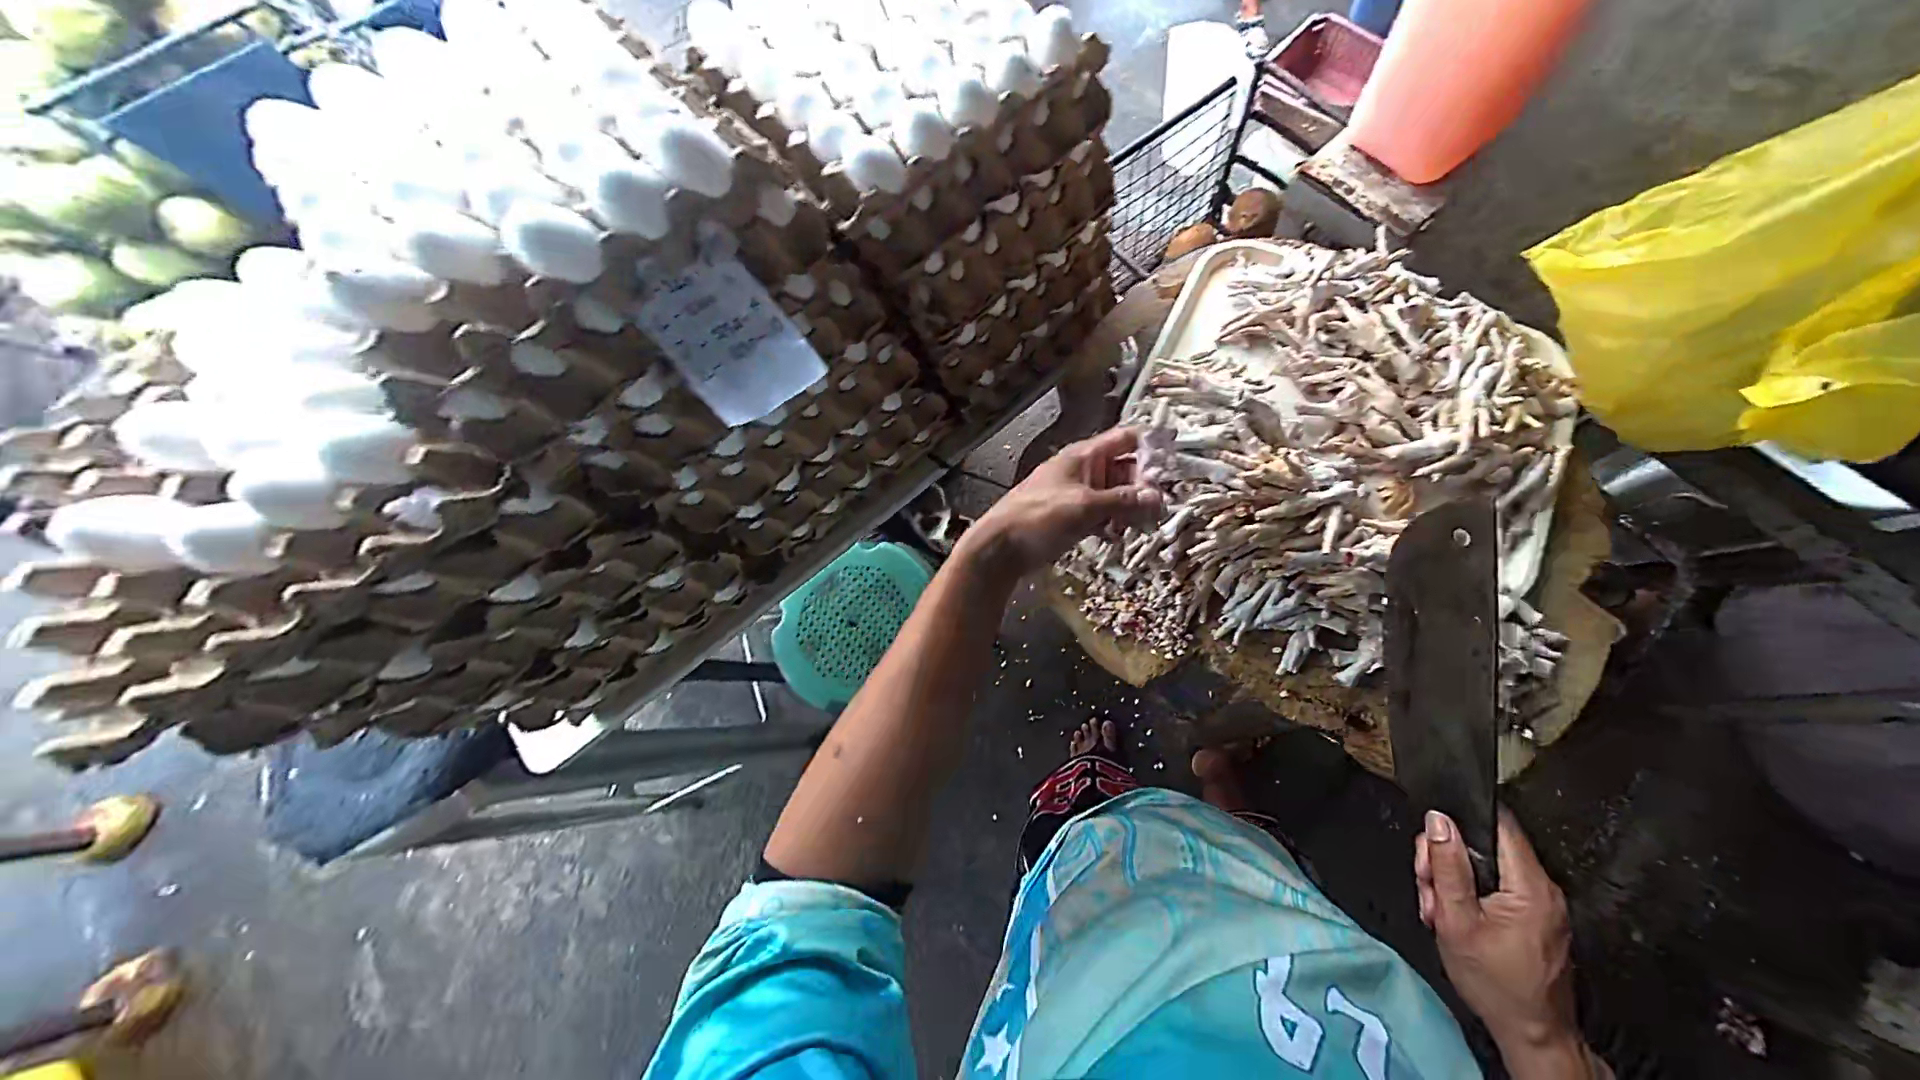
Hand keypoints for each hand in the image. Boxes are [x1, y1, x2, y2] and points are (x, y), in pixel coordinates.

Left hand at [959, 427, 1163, 581]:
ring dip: (1131, 507)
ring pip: (1115, 494)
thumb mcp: (1085, 506)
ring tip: (1144, 525)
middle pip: (1125, 468)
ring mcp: (1077, 494)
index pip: (1127, 439)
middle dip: (1145, 485)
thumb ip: (1123, 501)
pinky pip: (1102, 513)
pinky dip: (1113, 522)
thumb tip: (1158, 497)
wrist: (999, 547)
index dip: (1152, 447)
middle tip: (1164, 507)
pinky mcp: (1071, 516)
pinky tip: (1119, 536)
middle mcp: (1083, 470)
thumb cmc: (1039, 518)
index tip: (1175, 464)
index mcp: (1084, 456)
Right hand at [1416, 808, 1591, 1073]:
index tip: (1431, 838)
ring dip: (1453, 881)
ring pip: (1486, 868)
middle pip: (1485, 846)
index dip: (1460, 821)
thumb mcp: (1456, 920)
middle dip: (1446, 859)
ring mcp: (1543, 905)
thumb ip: (1446, 866)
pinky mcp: (1536, 918)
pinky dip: (1470, 896)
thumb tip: (1438, 820)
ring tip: (1439, 910)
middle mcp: (1544, 890)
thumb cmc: (1493, 982)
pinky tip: (1454, 917)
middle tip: (1428, 888)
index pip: (1499, 824)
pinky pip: (1497, 888)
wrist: (1531, 1035)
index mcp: (1530, 887)